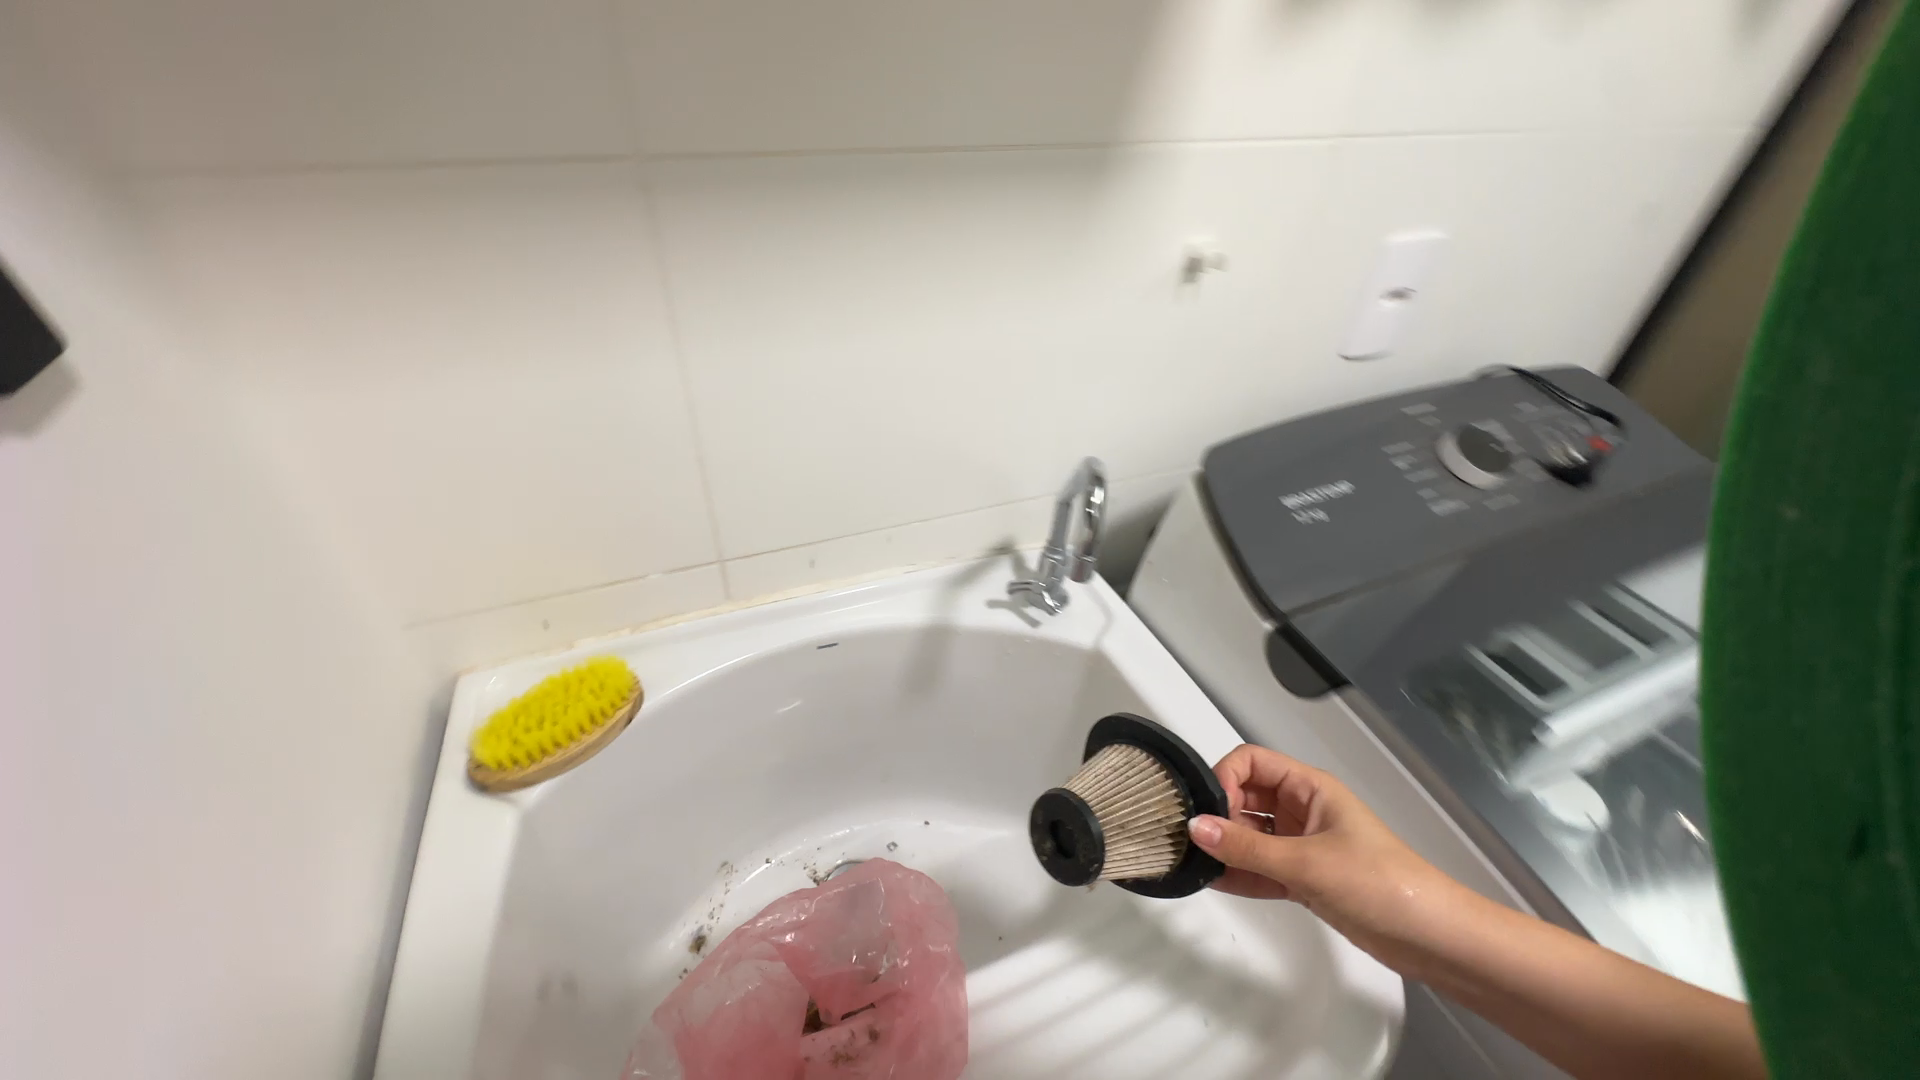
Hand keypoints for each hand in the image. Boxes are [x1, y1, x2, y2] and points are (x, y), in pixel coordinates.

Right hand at [1188, 744, 1469, 973]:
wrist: (1434, 939)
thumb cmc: (1376, 882)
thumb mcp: (1306, 862)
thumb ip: (1246, 847)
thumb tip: (1193, 826)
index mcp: (1308, 788)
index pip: (1251, 762)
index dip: (1224, 777)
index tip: (1207, 810)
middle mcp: (1301, 810)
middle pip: (1245, 797)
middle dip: (1218, 814)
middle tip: (1191, 839)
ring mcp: (1301, 845)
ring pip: (1250, 835)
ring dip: (1225, 847)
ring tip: (1192, 862)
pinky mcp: (1303, 879)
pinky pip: (1260, 867)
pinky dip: (1239, 873)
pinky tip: (1212, 882)